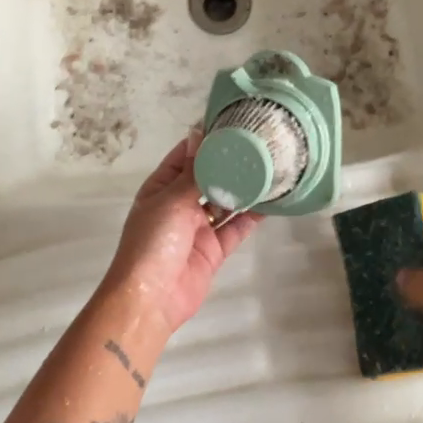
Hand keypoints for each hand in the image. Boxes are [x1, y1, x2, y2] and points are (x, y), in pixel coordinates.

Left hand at [98, 140, 262, 333]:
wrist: (151, 300)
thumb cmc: (153, 242)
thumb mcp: (171, 201)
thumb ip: (193, 172)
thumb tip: (199, 133)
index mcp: (162, 187)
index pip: (186, 156)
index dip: (207, 141)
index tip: (233, 123)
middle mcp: (180, 204)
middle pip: (208, 178)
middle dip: (229, 164)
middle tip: (260, 143)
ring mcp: (198, 227)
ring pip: (225, 201)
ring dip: (243, 188)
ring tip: (270, 168)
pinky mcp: (214, 249)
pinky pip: (235, 228)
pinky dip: (251, 216)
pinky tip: (271, 202)